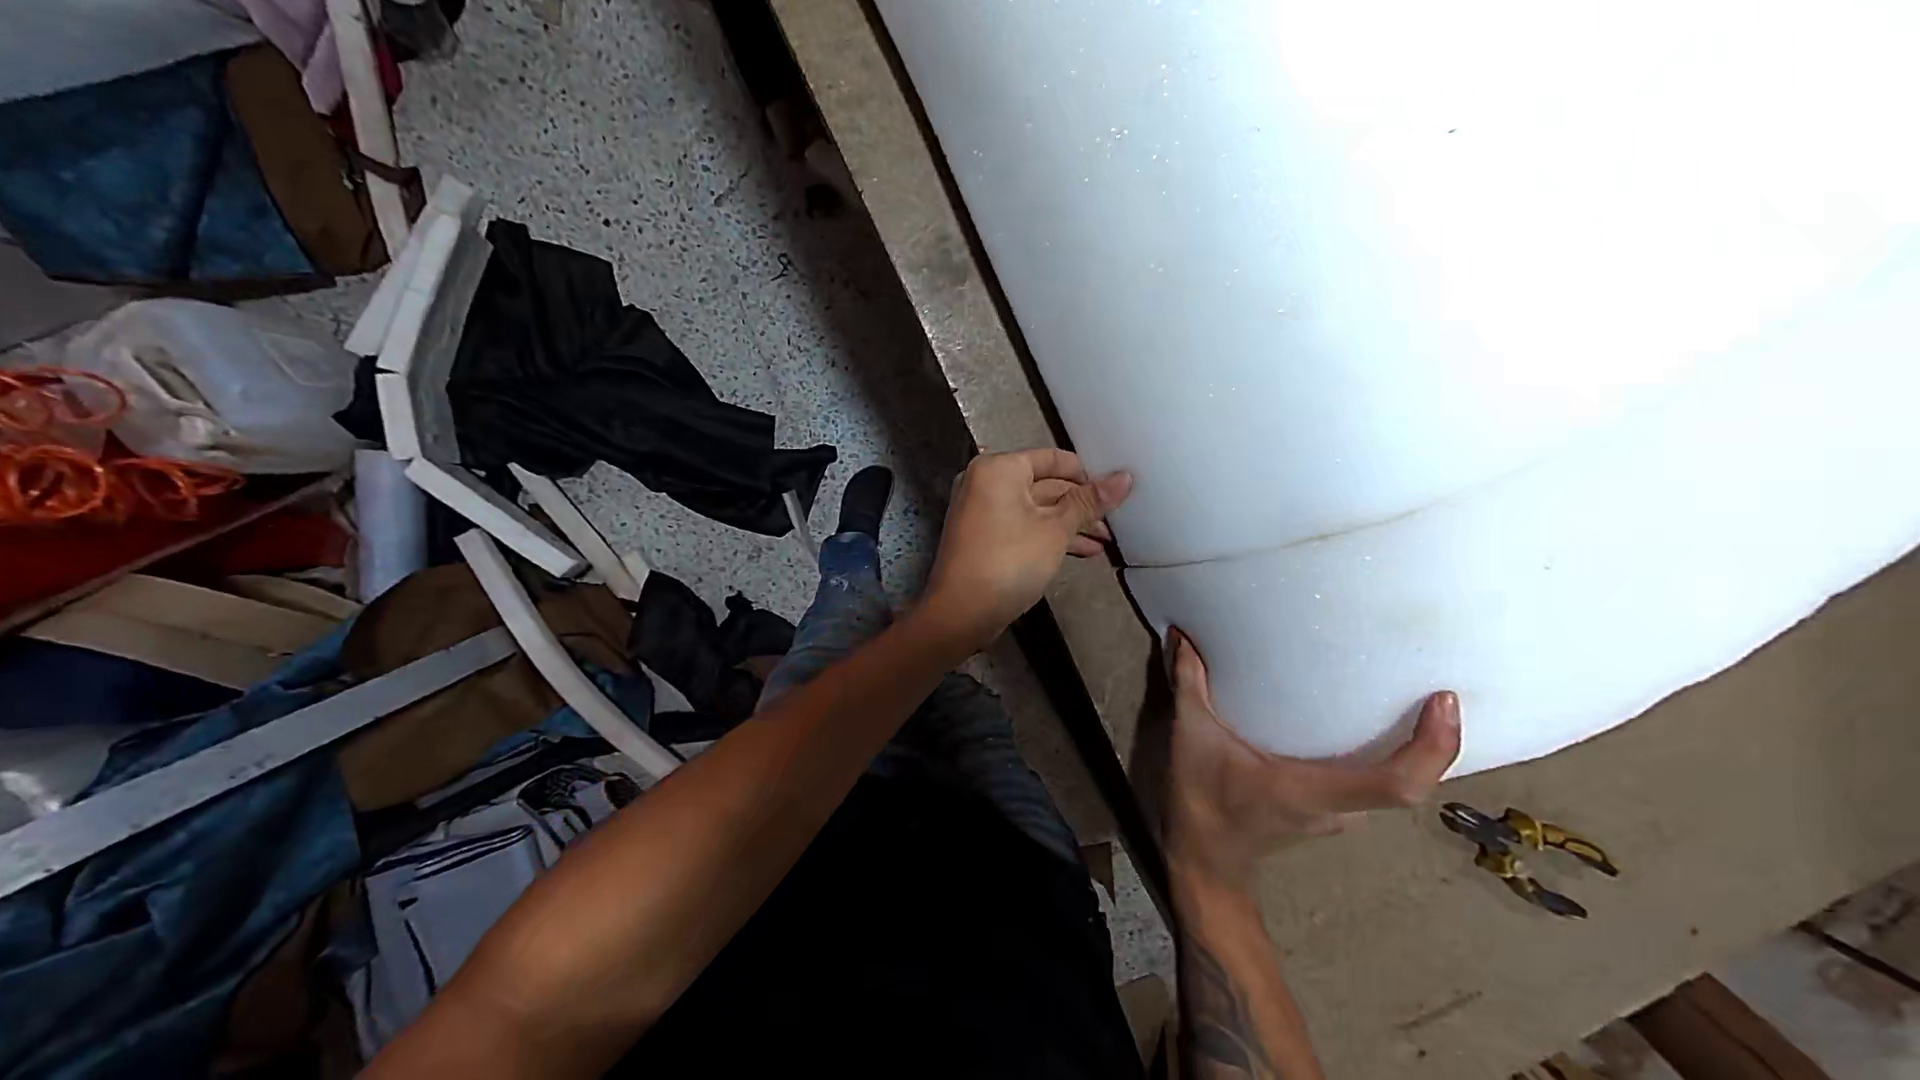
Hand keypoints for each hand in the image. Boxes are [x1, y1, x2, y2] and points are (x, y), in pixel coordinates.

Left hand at [920, 448, 1131, 651]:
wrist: (961, 612)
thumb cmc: (1010, 561)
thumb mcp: (1056, 529)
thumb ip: (1089, 502)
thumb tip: (1124, 477)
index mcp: (999, 468)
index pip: (1052, 459)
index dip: (1087, 474)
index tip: (1115, 491)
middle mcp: (986, 482)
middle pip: (1044, 485)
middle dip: (1081, 505)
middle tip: (1117, 520)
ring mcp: (982, 511)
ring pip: (1036, 510)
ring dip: (1070, 525)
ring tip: (1107, 542)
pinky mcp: (984, 537)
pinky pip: (1022, 527)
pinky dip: (1049, 536)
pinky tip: (1084, 552)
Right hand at [1162, 628, 1460, 890]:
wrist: (1204, 861)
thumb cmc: (1202, 802)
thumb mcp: (1192, 738)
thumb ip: (1189, 686)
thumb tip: (1183, 637)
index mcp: (1312, 790)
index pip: (1397, 783)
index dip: (1433, 748)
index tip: (1445, 702)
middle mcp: (1340, 807)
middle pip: (1409, 780)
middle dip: (1432, 738)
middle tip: (1433, 682)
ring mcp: (1340, 815)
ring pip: (1390, 781)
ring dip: (1406, 745)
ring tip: (1402, 691)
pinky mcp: (1331, 812)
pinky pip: (1368, 781)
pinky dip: (1378, 753)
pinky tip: (1356, 720)